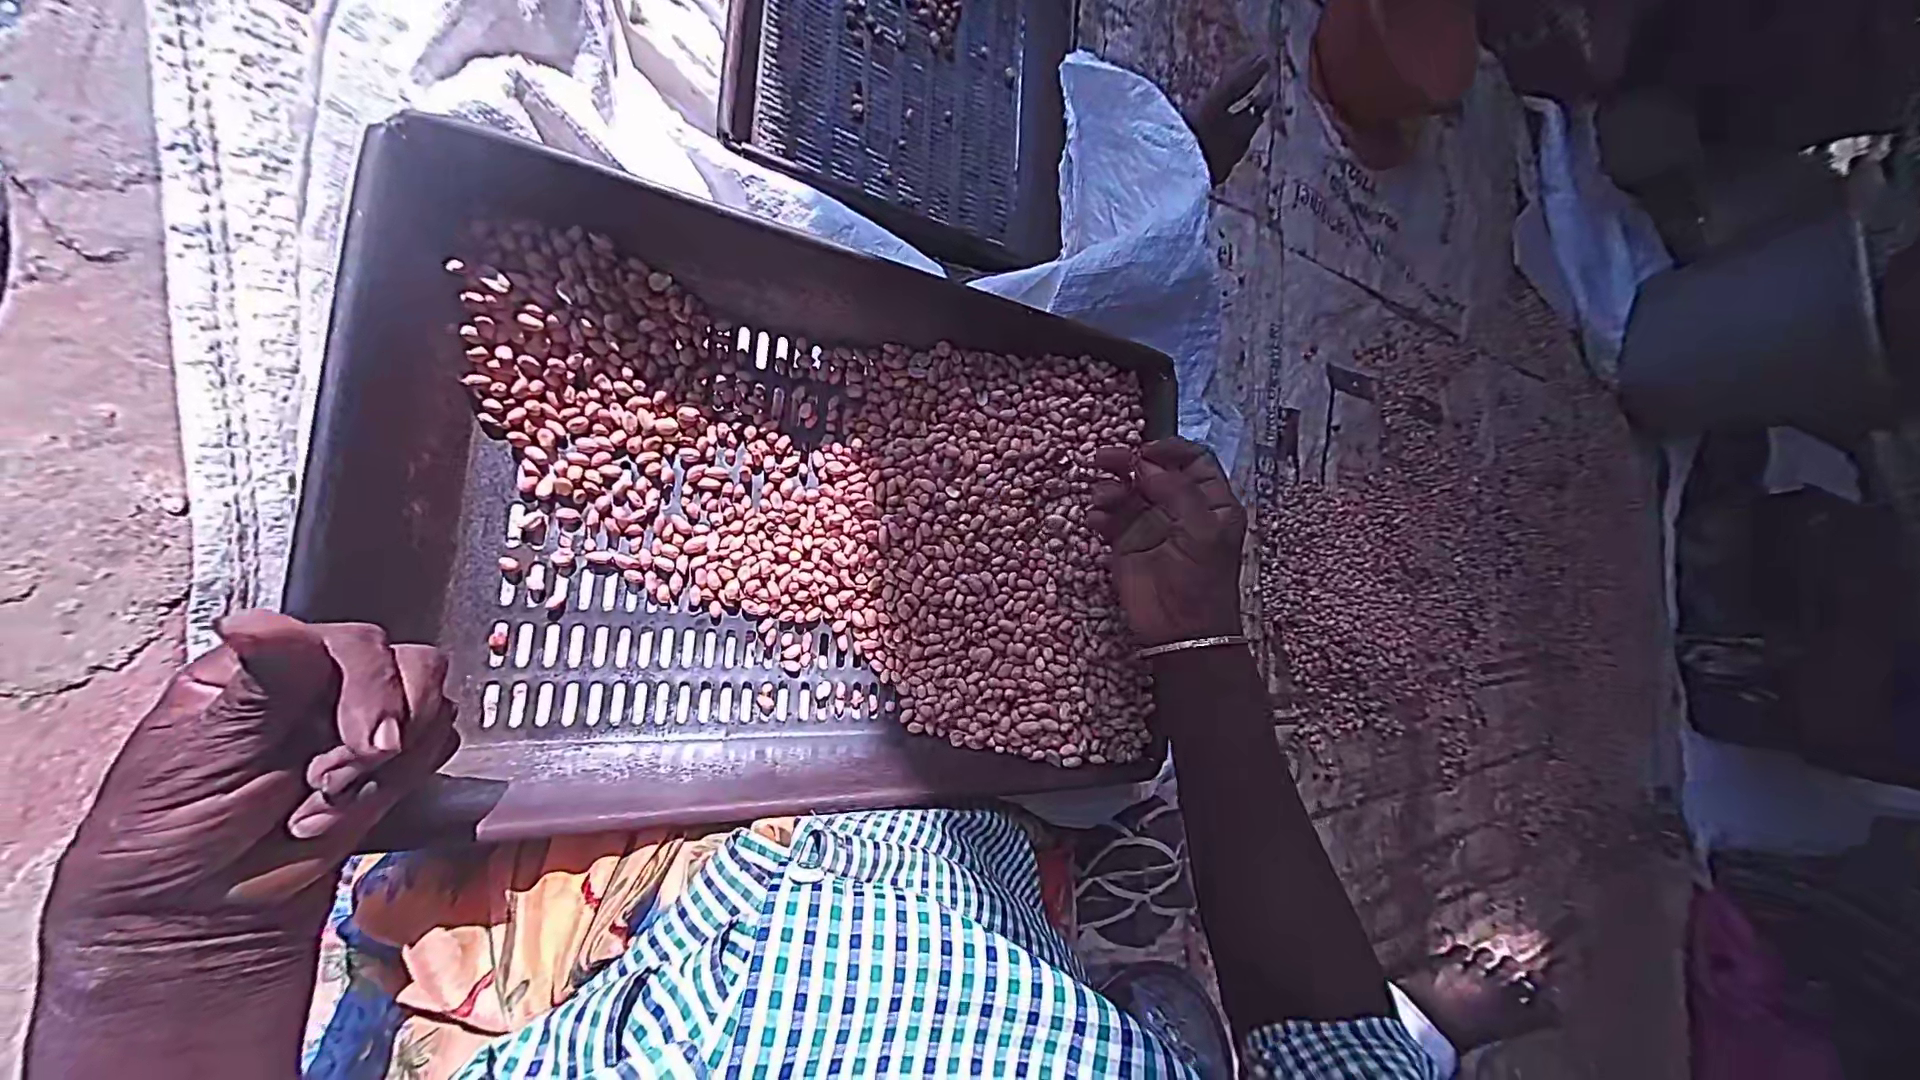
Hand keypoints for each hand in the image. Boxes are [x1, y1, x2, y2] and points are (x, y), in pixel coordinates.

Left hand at [36, 611, 454, 1024]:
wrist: (203, 914)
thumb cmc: (169, 836)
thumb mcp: (195, 759)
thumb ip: (254, 690)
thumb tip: (260, 622)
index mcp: (271, 666)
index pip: (353, 641)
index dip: (370, 682)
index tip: (366, 739)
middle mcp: (329, 681)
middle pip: (412, 663)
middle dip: (390, 722)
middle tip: (342, 775)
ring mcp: (370, 714)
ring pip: (435, 702)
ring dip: (394, 760)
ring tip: (330, 799)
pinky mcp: (402, 751)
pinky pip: (441, 741)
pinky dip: (407, 777)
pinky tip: (354, 804)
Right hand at [1087, 437, 1247, 646]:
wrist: (1179, 632)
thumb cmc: (1201, 582)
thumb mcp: (1201, 531)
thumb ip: (1176, 491)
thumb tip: (1145, 463)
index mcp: (1210, 502)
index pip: (1192, 460)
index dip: (1169, 449)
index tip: (1144, 450)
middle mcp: (1179, 507)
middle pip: (1152, 470)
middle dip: (1128, 462)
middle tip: (1103, 459)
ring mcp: (1150, 524)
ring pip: (1126, 490)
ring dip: (1110, 488)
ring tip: (1101, 498)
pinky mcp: (1125, 542)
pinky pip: (1108, 516)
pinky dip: (1099, 513)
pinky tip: (1097, 520)